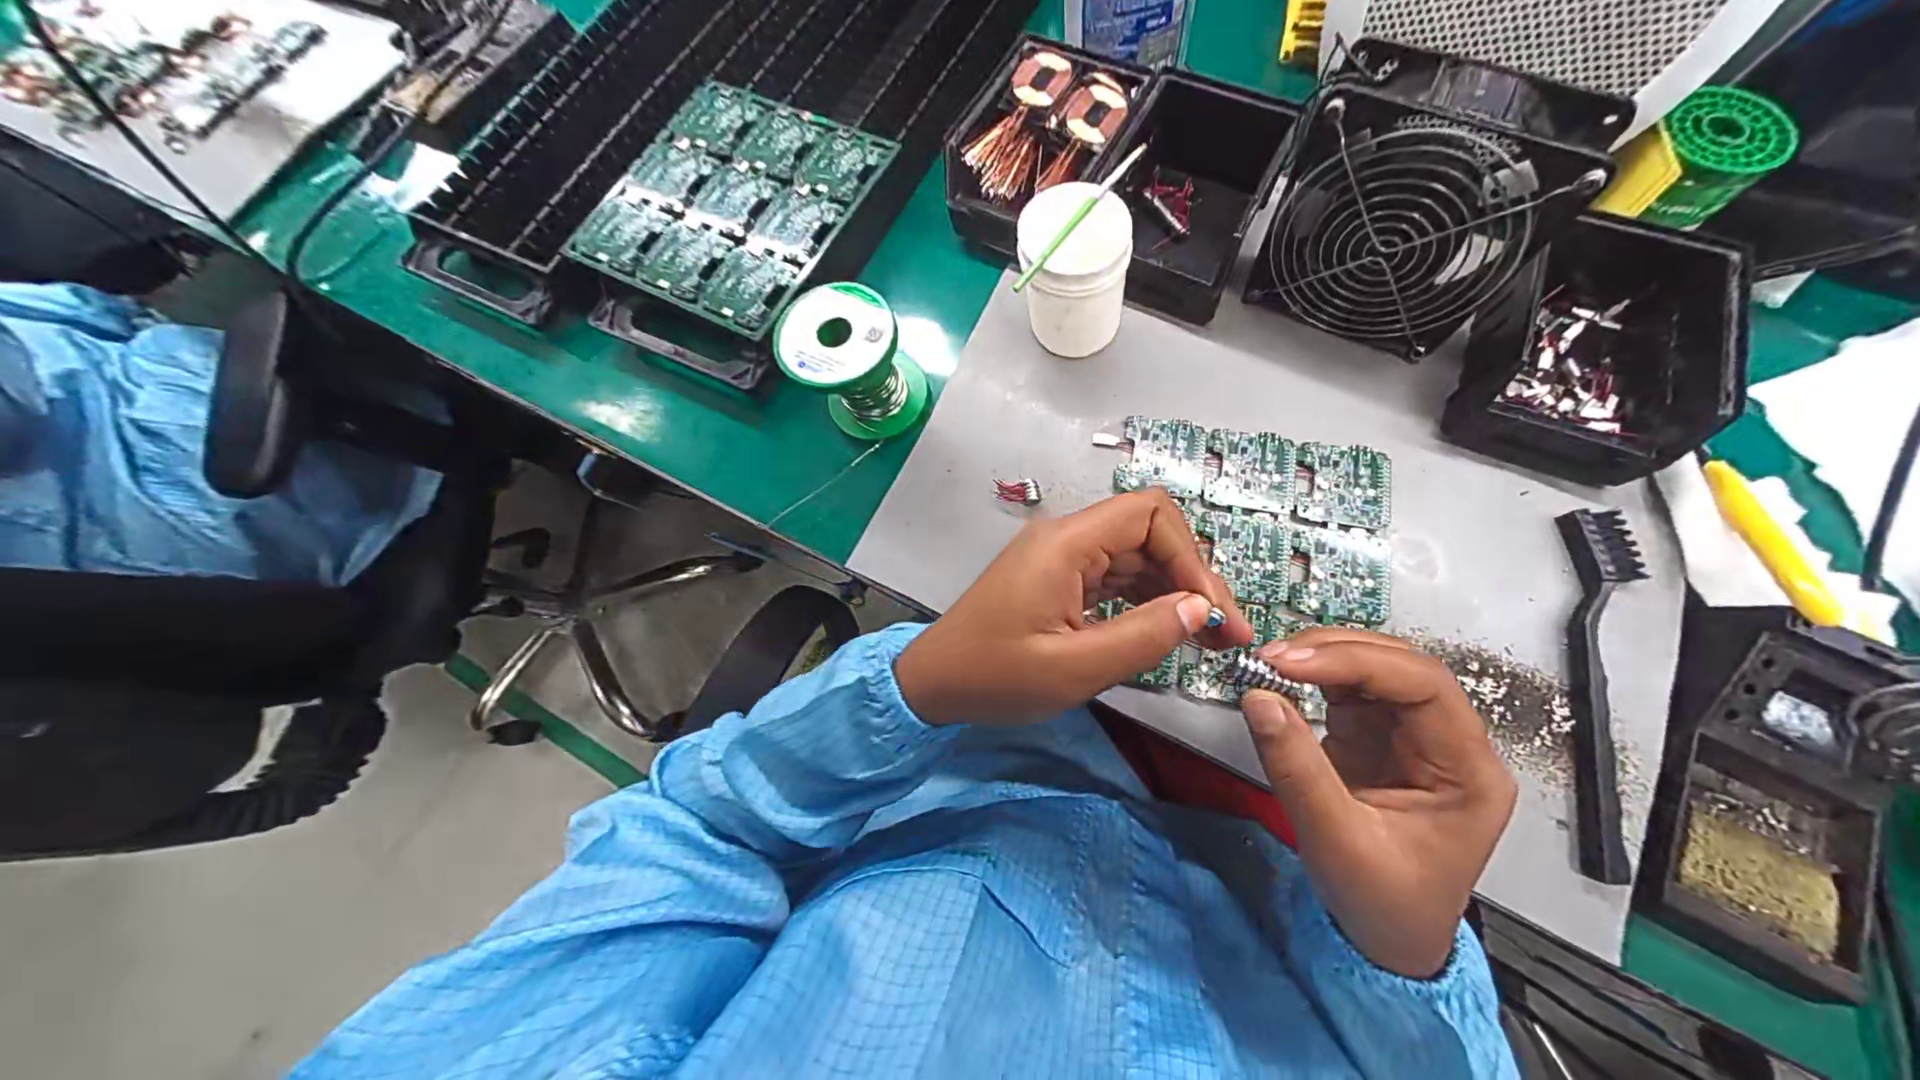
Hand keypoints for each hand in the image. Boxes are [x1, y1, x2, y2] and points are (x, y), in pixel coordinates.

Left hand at [896, 489, 1253, 724]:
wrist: (932, 684)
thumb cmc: (993, 677)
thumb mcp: (1074, 668)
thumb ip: (1143, 637)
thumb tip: (1200, 610)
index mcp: (1065, 544)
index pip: (1150, 514)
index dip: (1191, 557)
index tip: (1211, 612)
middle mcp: (1065, 539)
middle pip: (1148, 535)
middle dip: (1191, 579)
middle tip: (1224, 635)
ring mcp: (1060, 559)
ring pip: (1135, 558)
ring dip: (1172, 593)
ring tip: (1206, 640)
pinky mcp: (1056, 580)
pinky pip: (1113, 579)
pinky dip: (1144, 602)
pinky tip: (1165, 632)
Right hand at [1241, 627, 1515, 977]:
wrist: (1387, 938)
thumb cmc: (1381, 901)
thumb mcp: (1336, 841)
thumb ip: (1297, 769)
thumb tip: (1257, 697)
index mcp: (1467, 770)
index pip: (1423, 685)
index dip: (1356, 662)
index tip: (1289, 662)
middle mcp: (1447, 741)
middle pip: (1401, 665)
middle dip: (1334, 651)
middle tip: (1271, 658)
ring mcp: (1409, 734)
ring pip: (1374, 666)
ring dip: (1321, 655)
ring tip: (1270, 663)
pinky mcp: (1374, 734)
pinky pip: (1347, 685)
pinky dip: (1311, 674)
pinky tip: (1282, 676)